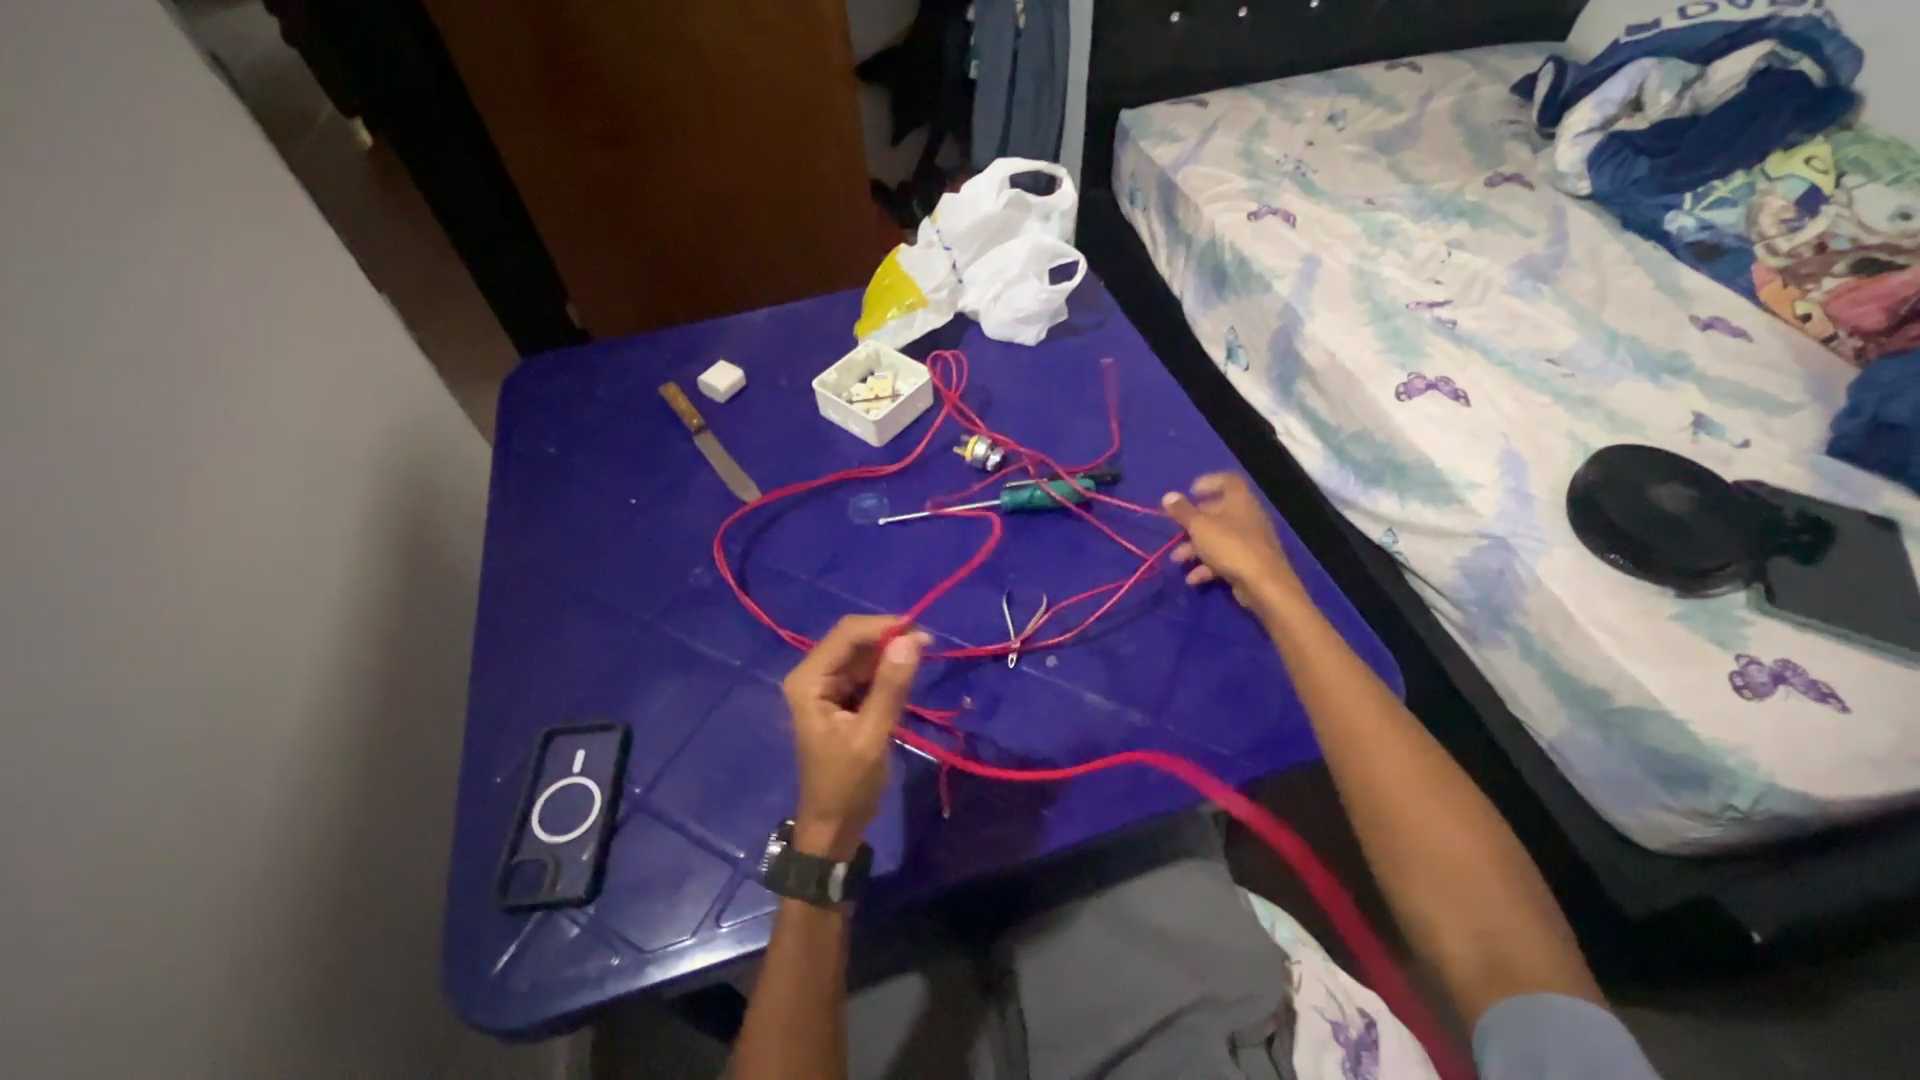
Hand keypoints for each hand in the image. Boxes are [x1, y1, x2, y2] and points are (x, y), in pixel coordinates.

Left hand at [780, 616, 928, 860]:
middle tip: (929, 646)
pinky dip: (886, 671)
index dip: (884, 627)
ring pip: (861, 654)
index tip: (923, 634)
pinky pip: (865, 672)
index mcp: (808, 681)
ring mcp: (825, 686)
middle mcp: (812, 675)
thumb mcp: (872, 736)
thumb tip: (913, 640)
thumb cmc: (848, 785)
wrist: (834, 825)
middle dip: (889, 638)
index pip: (847, 634)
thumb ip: (891, 687)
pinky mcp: (839, 698)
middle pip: (853, 640)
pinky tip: (907, 677)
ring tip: (923, 659)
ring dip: (890, 654)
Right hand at [1163, 473, 1303, 610]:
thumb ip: (1182, 511)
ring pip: (1217, 538)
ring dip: (1194, 548)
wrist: (1263, 583)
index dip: (1209, 482)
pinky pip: (1224, 558)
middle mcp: (1246, 517)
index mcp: (1239, 500)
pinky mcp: (1248, 562)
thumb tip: (1168, 496)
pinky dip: (1207, 566)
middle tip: (1176, 530)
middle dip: (1193, 523)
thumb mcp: (1200, 526)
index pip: (1228, 480)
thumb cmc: (1230, 545)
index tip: (1191, 492)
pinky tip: (1193, 579)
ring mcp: (1249, 541)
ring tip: (1177, 559)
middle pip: (1217, 513)